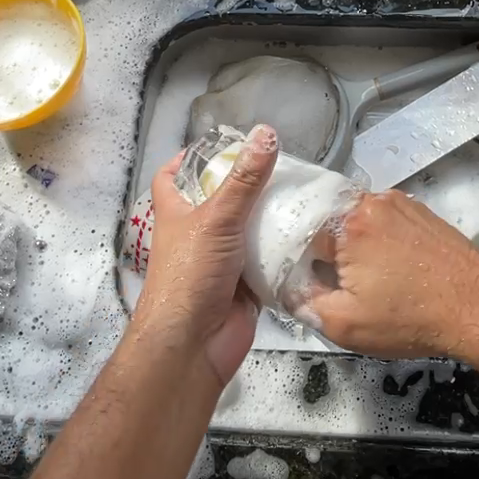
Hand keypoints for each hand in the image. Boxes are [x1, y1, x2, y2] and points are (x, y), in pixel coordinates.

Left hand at [131, 123, 276, 385]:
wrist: (193, 345)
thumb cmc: (190, 275)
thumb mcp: (217, 217)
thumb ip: (244, 178)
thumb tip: (265, 133)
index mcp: (176, 212)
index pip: (172, 176)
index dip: (189, 158)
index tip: (219, 145)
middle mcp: (197, 232)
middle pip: (220, 199)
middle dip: (246, 185)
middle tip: (279, 166)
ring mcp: (221, 259)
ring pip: (247, 229)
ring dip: (269, 217)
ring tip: (301, 193)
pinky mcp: (245, 282)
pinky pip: (266, 258)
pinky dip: (281, 249)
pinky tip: (306, 232)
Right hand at [304, 190, 478, 358]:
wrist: (476, 306)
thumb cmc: (412, 318)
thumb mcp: (345, 325)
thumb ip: (303, 303)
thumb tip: (286, 287)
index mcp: (345, 225)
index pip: (298, 234)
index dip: (299, 261)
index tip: (307, 281)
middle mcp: (368, 202)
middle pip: (325, 221)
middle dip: (324, 251)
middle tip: (338, 282)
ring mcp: (394, 201)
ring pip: (352, 219)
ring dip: (351, 244)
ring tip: (367, 276)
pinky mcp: (414, 208)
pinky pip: (379, 217)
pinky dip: (376, 237)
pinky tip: (389, 266)